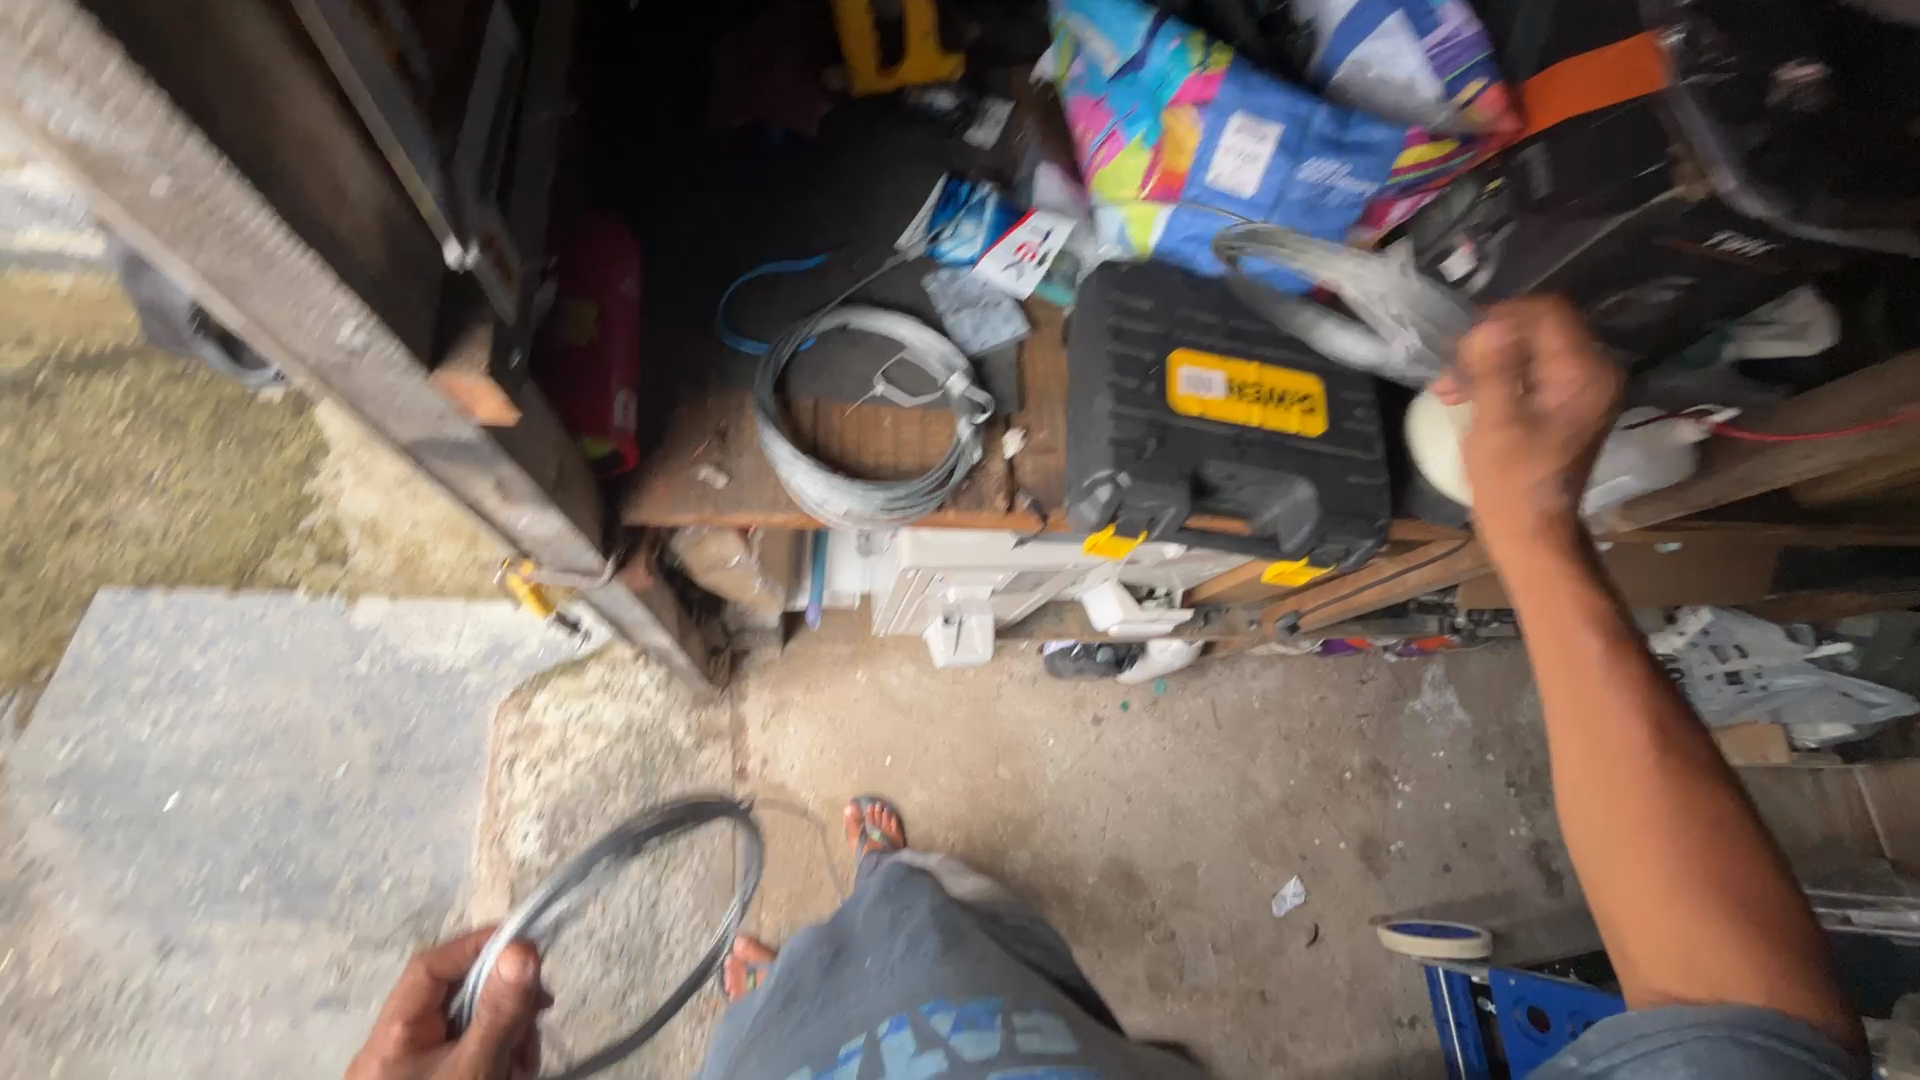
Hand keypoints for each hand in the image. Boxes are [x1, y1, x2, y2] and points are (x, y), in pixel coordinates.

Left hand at [346, 929, 549, 1079]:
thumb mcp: (476, 1071)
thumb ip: (500, 1010)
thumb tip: (524, 945)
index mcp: (391, 1038)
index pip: (431, 966)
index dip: (478, 945)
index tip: (528, 945)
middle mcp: (398, 1048)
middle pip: (458, 992)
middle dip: (506, 999)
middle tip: (539, 1013)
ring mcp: (417, 1070)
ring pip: (473, 1021)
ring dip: (511, 1030)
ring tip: (524, 1063)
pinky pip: (475, 1048)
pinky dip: (503, 1051)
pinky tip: (517, 1071)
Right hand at [1434, 296, 1623, 551]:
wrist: (1531, 526)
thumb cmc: (1511, 480)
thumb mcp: (1496, 422)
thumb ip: (1494, 369)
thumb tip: (1487, 324)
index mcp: (1583, 373)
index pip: (1548, 313)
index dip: (1501, 316)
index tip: (1460, 343)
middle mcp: (1593, 373)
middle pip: (1539, 329)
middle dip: (1488, 343)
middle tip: (1449, 373)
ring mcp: (1581, 389)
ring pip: (1530, 350)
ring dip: (1486, 362)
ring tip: (1450, 390)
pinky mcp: (1566, 404)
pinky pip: (1531, 372)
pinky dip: (1497, 378)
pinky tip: (1468, 397)